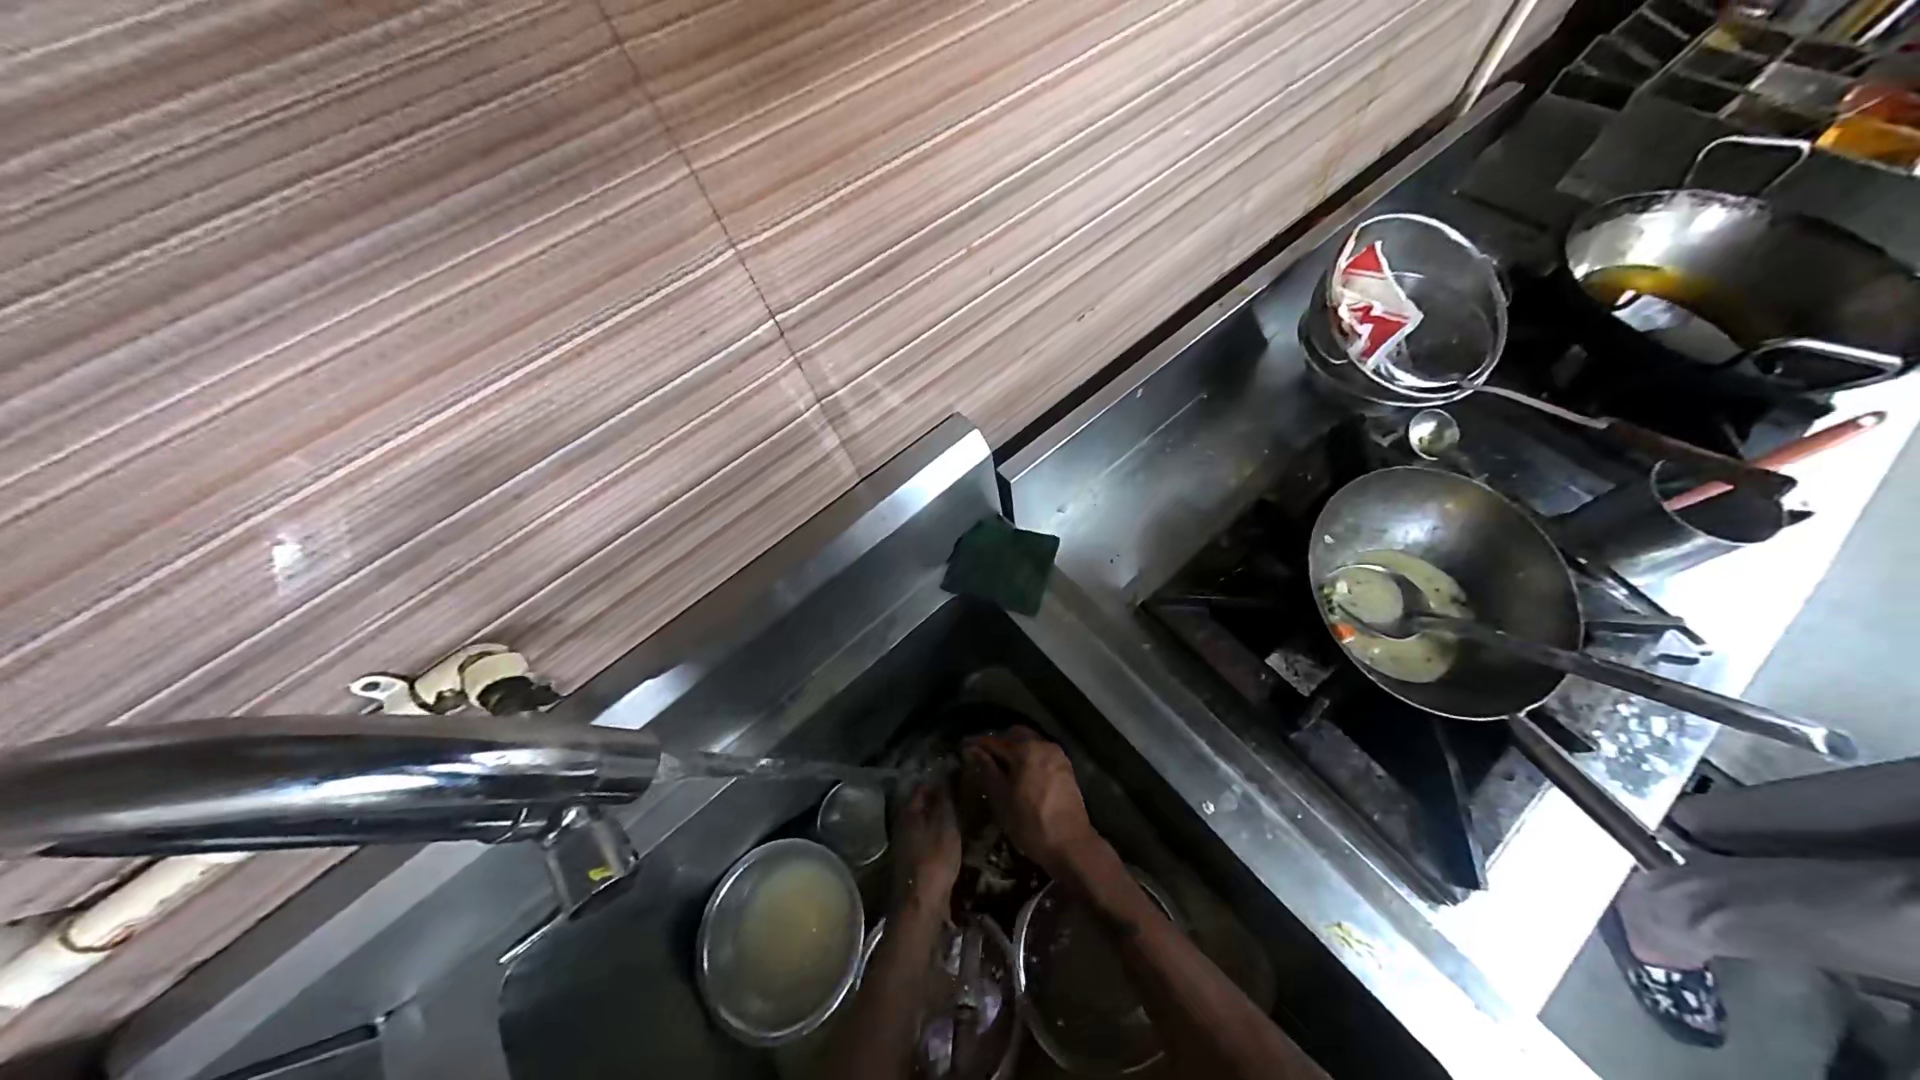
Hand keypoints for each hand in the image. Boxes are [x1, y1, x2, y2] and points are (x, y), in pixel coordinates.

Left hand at [892, 779, 960, 909]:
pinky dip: (940, 831)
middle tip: (966, 791)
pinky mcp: (913, 859)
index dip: (941, 776)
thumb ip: (945, 795)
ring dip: (941, 814)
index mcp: (908, 810)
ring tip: (965, 811)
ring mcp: (906, 842)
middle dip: (941, 795)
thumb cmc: (935, 858)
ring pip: (925, 819)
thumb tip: (945, 765)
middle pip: (922, 802)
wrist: (921, 903)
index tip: (961, 772)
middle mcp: (903, 823)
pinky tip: (955, 834)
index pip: (924, 783)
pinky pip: (928, 836)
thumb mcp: (945, 822)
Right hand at [963, 726, 1100, 879]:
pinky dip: (1028, 755)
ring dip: (1014, 748)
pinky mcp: (1065, 767)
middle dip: (997, 742)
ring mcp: (1057, 755)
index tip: (963, 746)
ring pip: (1030, 742)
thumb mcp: (1001, 798)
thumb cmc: (1030, 823)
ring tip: (998, 764)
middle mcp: (1043, 745)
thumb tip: (972, 750)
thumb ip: (987, 769)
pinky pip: (1041, 752)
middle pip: (1014, 735)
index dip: (977, 743)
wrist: (1070, 844)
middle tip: (981, 755)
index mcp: (1025, 750)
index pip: (994, 741)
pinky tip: (1019, 771)